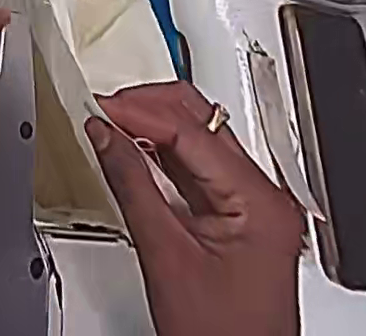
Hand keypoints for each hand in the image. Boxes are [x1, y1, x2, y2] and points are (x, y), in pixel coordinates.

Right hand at [87, 82, 304, 335]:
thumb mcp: (166, 258)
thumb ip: (132, 185)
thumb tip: (106, 135)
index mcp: (257, 200)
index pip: (191, 132)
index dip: (140, 113)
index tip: (103, 108)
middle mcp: (261, 193)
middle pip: (200, 119)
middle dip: (148, 106)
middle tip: (106, 109)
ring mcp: (250, 200)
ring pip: (197, 134)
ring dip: (152, 123)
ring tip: (113, 123)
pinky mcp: (234, 211)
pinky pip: (194, 162)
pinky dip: (160, 149)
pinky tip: (133, 147)